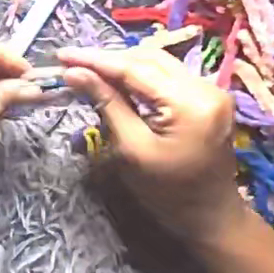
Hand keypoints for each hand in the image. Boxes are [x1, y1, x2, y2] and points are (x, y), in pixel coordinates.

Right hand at [58, 45, 255, 251]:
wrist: (211, 217)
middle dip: (108, 57)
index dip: (95, 60)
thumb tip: (75, 73)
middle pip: (149, 58)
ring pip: (159, 62)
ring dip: (124, 62)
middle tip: (71, 60)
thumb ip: (107, 104)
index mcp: (190, 103)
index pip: (135, 69)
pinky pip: (169, 74)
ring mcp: (211, 90)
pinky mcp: (208, 97)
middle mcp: (206, 87)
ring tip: (89, 67)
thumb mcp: (132, 149)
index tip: (63, 55)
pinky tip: (116, 78)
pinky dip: (141, 73)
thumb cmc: (168, 193)